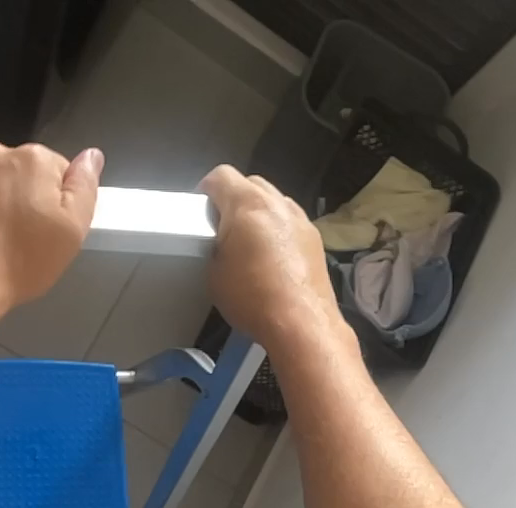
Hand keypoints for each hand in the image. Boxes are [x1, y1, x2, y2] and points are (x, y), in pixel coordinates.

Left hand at [0, 142, 102, 316]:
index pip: (59, 172)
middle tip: (25, 241)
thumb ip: (85, 187)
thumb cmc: (21, 262)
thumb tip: (92, 156)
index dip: (58, 204)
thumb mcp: (72, 231)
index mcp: (35, 159)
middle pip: (24, 173)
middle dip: (27, 200)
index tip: (50, 231)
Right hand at [199, 165, 346, 353]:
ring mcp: (300, 218)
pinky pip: (289, 222)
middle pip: (250, 184)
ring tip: (248, 244)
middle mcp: (276, 203)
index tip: (200, 212)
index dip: (205, 191)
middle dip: (233, 200)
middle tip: (222, 229)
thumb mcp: (215, 275)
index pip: (220, 176)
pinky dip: (277, 230)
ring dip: (258, 213)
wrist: (301, 323)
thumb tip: (222, 244)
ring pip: (273, 201)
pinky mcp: (314, 238)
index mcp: (246, 205)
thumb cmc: (251, 298)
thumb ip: (215, 248)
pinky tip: (272, 259)